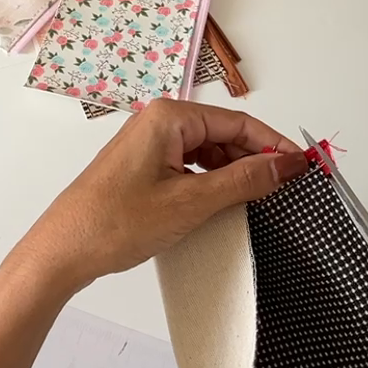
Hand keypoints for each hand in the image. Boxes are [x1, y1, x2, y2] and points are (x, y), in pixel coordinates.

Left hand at [11, 100, 307, 293]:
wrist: (62, 250)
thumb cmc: (118, 222)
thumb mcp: (191, 202)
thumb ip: (243, 180)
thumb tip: (286, 165)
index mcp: (170, 116)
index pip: (237, 122)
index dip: (273, 144)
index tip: (304, 167)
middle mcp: (159, 121)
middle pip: (223, 134)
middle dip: (255, 159)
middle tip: (288, 189)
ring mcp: (149, 144)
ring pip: (207, 151)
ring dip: (234, 172)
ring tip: (262, 200)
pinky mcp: (143, 166)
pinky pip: (189, 165)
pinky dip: (211, 181)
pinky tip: (226, 203)